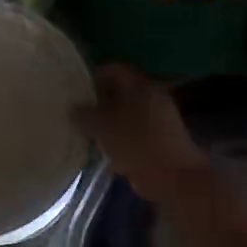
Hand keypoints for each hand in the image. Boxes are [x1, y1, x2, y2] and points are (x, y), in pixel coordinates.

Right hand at [74, 65, 208, 203]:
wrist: (173, 177)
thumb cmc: (136, 145)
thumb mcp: (104, 128)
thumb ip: (86, 116)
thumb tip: (73, 109)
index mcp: (140, 87)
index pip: (115, 70)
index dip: (95, 75)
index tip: (77, 87)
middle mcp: (153, 98)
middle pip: (122, 92)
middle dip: (100, 101)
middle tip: (79, 111)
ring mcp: (160, 120)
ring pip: (128, 114)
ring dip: (109, 122)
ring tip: (88, 133)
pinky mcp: (162, 141)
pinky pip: (136, 133)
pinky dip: (121, 139)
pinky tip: (106, 152)